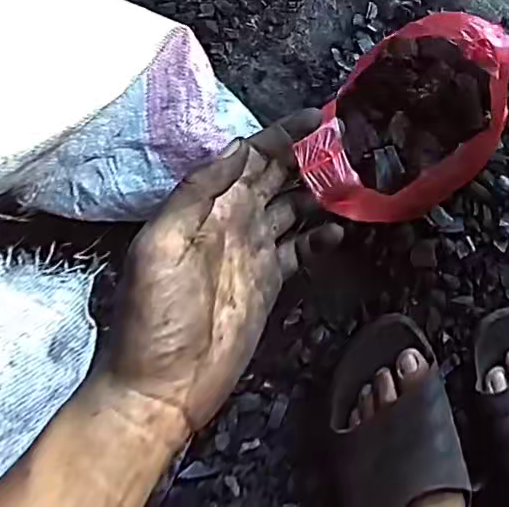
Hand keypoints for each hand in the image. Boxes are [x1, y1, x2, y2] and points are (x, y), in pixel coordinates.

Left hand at [97, 109, 343, 443]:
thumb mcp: (161, 245)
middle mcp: (238, 217)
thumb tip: (240, 146)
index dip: (285, 134)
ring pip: (297, 204)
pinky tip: (336, 231)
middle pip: (281, 173)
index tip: (319, 118)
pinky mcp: (272, 277)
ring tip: (352, 180)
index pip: (253, 156)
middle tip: (346, 141)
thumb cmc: (156, 315)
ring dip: (322, 189)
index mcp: (212, 204)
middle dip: (311, 154)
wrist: (159, 390)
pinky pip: (302, 246)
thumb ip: (198, 191)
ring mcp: (256, 247)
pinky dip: (321, 235)